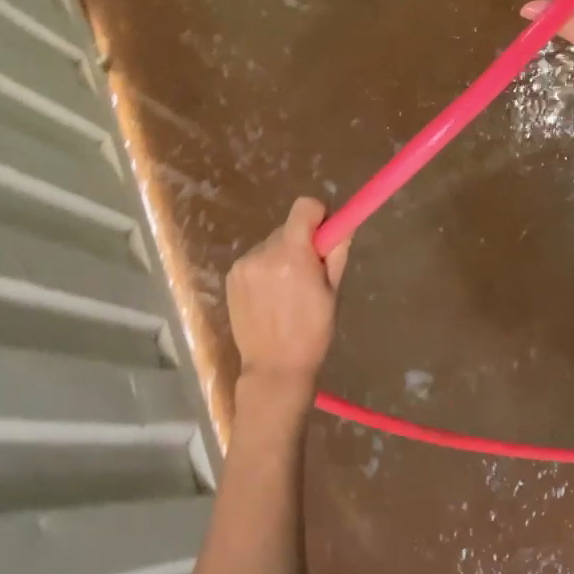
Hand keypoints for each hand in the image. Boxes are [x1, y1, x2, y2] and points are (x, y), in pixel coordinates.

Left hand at [226, 198, 347, 393]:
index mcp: (292, 256)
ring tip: (290, 290)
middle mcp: (262, 254)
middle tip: (312, 272)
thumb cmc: (313, 330)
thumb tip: (342, 225)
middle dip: (303, 241)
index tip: (327, 236)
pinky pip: (257, 259)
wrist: (274, 367)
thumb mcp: (334, 291)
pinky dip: (268, 269)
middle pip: (289, 227)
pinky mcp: (231, 278)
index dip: (320, 215)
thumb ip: (337, 252)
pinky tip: (273, 297)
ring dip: (284, 256)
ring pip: (272, 244)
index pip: (304, 207)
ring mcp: (242, 266)